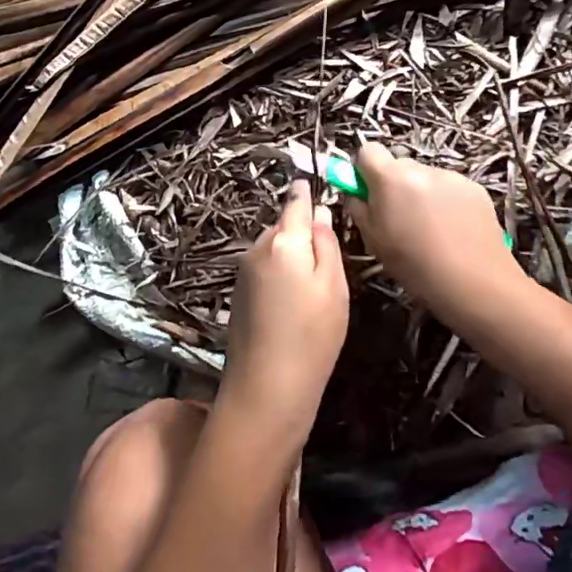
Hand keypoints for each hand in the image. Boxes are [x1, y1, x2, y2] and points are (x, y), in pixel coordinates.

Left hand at [222, 181, 348, 423]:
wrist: (267, 386)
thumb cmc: (313, 334)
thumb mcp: (333, 286)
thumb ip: (326, 243)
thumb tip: (320, 211)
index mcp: (283, 240)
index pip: (295, 203)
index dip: (305, 193)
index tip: (311, 185)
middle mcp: (257, 247)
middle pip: (281, 224)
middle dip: (299, 227)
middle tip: (324, 244)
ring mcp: (244, 270)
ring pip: (271, 246)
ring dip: (288, 250)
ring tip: (312, 276)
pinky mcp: (238, 292)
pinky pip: (263, 266)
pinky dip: (278, 270)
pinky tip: (292, 296)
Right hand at [345, 141, 523, 307]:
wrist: (474, 282)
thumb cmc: (414, 265)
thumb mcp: (372, 240)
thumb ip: (359, 208)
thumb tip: (357, 193)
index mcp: (390, 178)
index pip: (368, 150)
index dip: (365, 169)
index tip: (368, 192)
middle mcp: (421, 169)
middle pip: (399, 165)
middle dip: (394, 183)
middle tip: (399, 216)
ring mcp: (451, 176)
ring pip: (425, 177)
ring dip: (421, 193)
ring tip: (430, 228)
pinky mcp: (475, 188)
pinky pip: (450, 188)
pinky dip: (446, 202)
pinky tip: (452, 230)